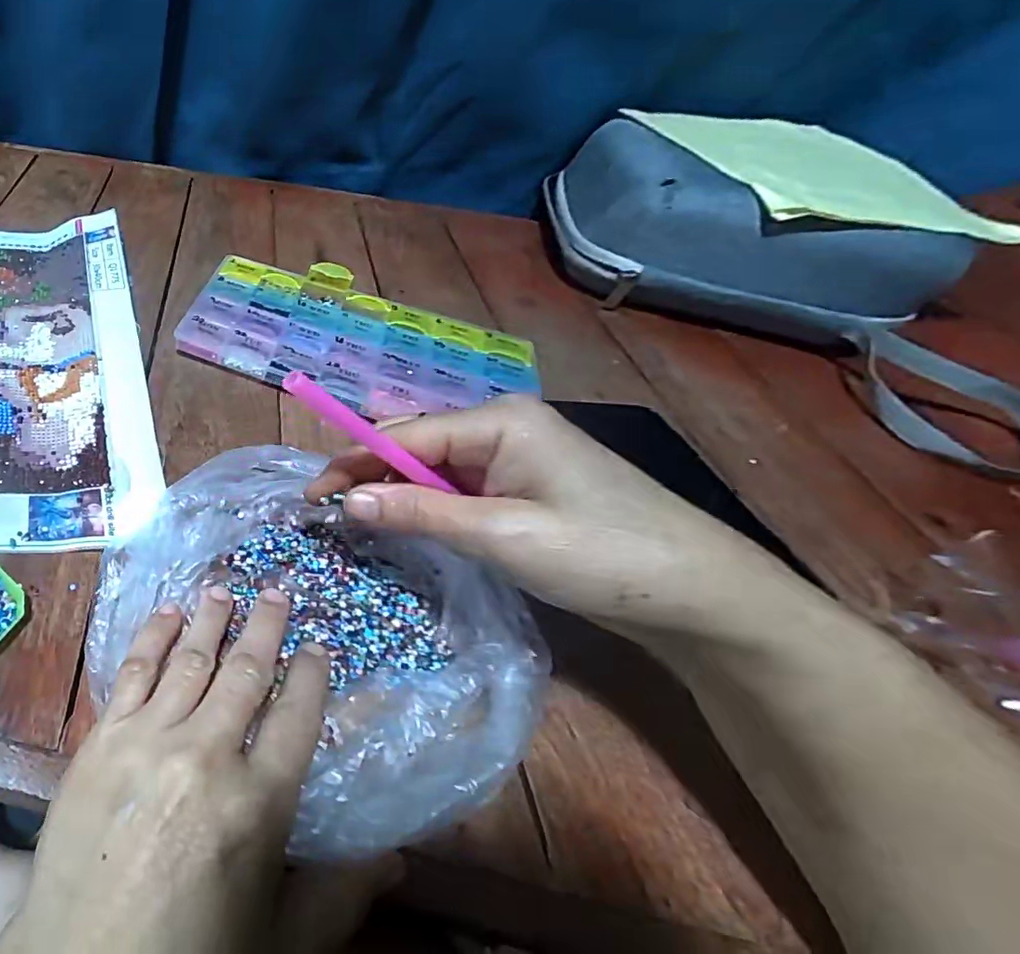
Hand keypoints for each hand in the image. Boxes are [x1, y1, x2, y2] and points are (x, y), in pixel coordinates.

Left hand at [0, 587, 329, 953]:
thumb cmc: (193, 949)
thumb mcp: (281, 934)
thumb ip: (340, 892)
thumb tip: (398, 858)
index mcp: (259, 801)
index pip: (296, 716)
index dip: (310, 675)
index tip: (317, 644)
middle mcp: (206, 754)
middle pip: (244, 673)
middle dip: (264, 626)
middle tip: (276, 591)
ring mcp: (148, 739)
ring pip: (189, 661)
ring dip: (210, 619)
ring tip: (224, 587)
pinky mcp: (103, 738)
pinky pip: (134, 672)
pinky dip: (153, 636)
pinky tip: (167, 613)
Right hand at [304, 395, 807, 638]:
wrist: (707, 599)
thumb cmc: (605, 555)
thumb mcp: (502, 536)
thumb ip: (420, 514)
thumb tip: (347, 501)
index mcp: (499, 420)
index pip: (404, 436)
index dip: (352, 464)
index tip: (312, 498)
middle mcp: (502, 426)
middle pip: (413, 443)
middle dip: (368, 473)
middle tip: (329, 511)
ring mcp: (514, 456)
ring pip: (431, 466)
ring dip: (393, 490)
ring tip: (355, 519)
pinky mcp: (522, 486)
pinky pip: (456, 486)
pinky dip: (423, 504)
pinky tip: (404, 522)